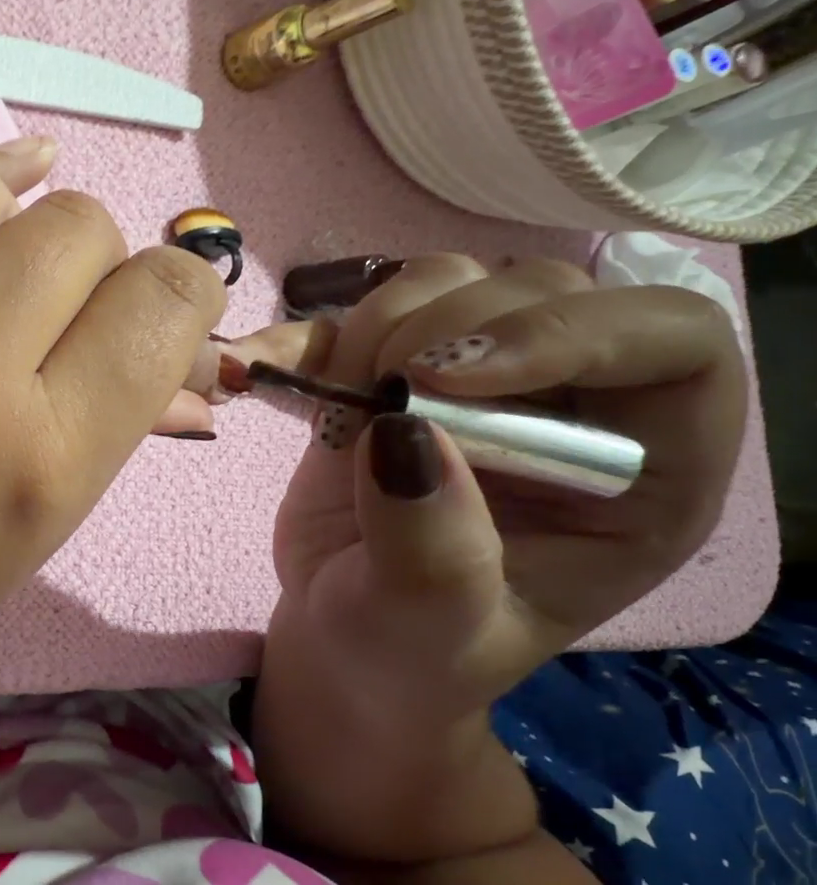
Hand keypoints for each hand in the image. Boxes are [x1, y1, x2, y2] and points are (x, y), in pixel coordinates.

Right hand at [267, 255, 746, 719]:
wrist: (344, 635)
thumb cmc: (413, 651)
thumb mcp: (430, 627)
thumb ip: (433, 549)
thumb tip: (403, 430)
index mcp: (640, 473)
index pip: (670, 342)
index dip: (571, 329)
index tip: (447, 375)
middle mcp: (574, 408)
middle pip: (541, 290)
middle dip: (444, 329)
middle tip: (375, 399)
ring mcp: (479, 383)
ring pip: (448, 282)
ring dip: (375, 323)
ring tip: (336, 406)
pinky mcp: (395, 373)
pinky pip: (361, 309)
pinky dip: (304, 331)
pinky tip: (262, 372)